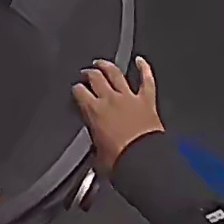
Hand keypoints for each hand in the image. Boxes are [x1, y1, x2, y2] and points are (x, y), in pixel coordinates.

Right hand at [73, 57, 163, 174]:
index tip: (76, 89)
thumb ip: (95, 143)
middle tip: (86, 72)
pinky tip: (140, 60)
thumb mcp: (97, 155)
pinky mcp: (147, 101)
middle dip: (89, 73)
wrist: (144, 163)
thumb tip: (96, 145)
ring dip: (107, 66)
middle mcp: (110, 99)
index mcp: (94, 111)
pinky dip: (144, 68)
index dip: (76, 89)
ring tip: (101, 62)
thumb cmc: (120, 162)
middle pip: (96, 77)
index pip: (79, 92)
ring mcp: (129, 97)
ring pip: (116, 73)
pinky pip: (146, 80)